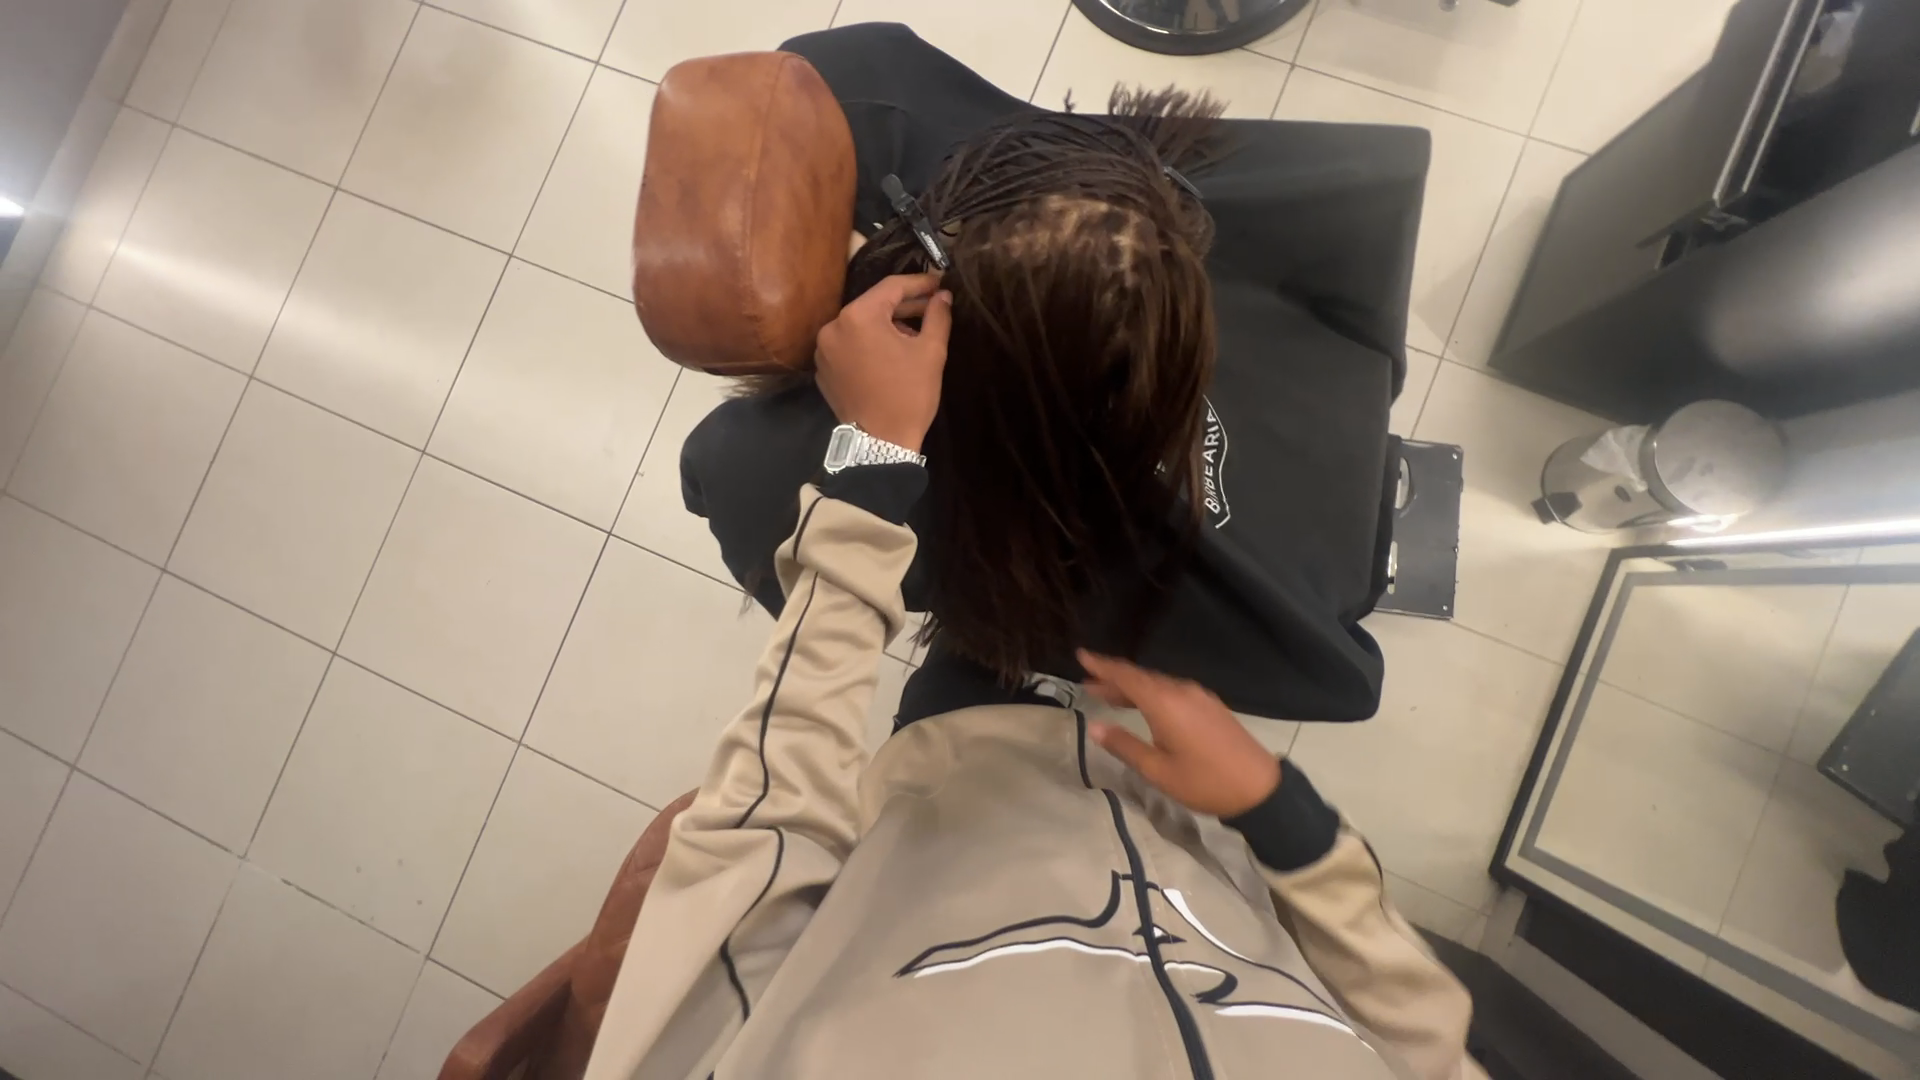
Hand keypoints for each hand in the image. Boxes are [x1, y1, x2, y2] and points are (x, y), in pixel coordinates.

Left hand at [815, 273, 952, 452]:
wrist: (881, 443)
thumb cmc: (909, 395)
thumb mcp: (931, 352)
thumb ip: (938, 316)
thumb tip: (943, 295)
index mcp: (858, 316)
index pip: (892, 287)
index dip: (919, 283)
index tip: (939, 282)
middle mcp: (833, 327)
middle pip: (873, 306)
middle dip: (903, 307)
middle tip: (931, 309)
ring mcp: (824, 351)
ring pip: (860, 326)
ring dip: (886, 327)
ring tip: (912, 336)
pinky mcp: (823, 371)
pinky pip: (848, 347)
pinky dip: (868, 346)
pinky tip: (889, 357)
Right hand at [1079, 650, 1281, 818]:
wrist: (1260, 789)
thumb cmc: (1204, 782)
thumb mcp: (1158, 770)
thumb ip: (1124, 745)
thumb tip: (1094, 726)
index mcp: (1164, 703)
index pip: (1126, 676)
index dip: (1102, 665)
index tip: (1081, 655)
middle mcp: (1180, 691)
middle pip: (1140, 677)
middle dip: (1113, 678)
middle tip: (1088, 682)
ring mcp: (1198, 696)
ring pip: (1157, 684)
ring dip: (1132, 688)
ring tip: (1109, 696)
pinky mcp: (1209, 705)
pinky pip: (1171, 691)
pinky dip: (1151, 694)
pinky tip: (1144, 706)